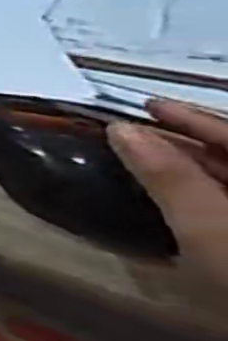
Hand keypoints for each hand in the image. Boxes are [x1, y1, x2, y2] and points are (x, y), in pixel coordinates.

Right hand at [108, 99, 227, 287]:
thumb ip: (171, 180)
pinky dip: (221, 194)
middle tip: (144, 131)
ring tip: (163, 160)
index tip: (145, 105)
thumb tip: (123, 130)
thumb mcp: (213, 235)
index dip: (196, 119)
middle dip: (202, 142)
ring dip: (211, 169)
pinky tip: (198, 197)